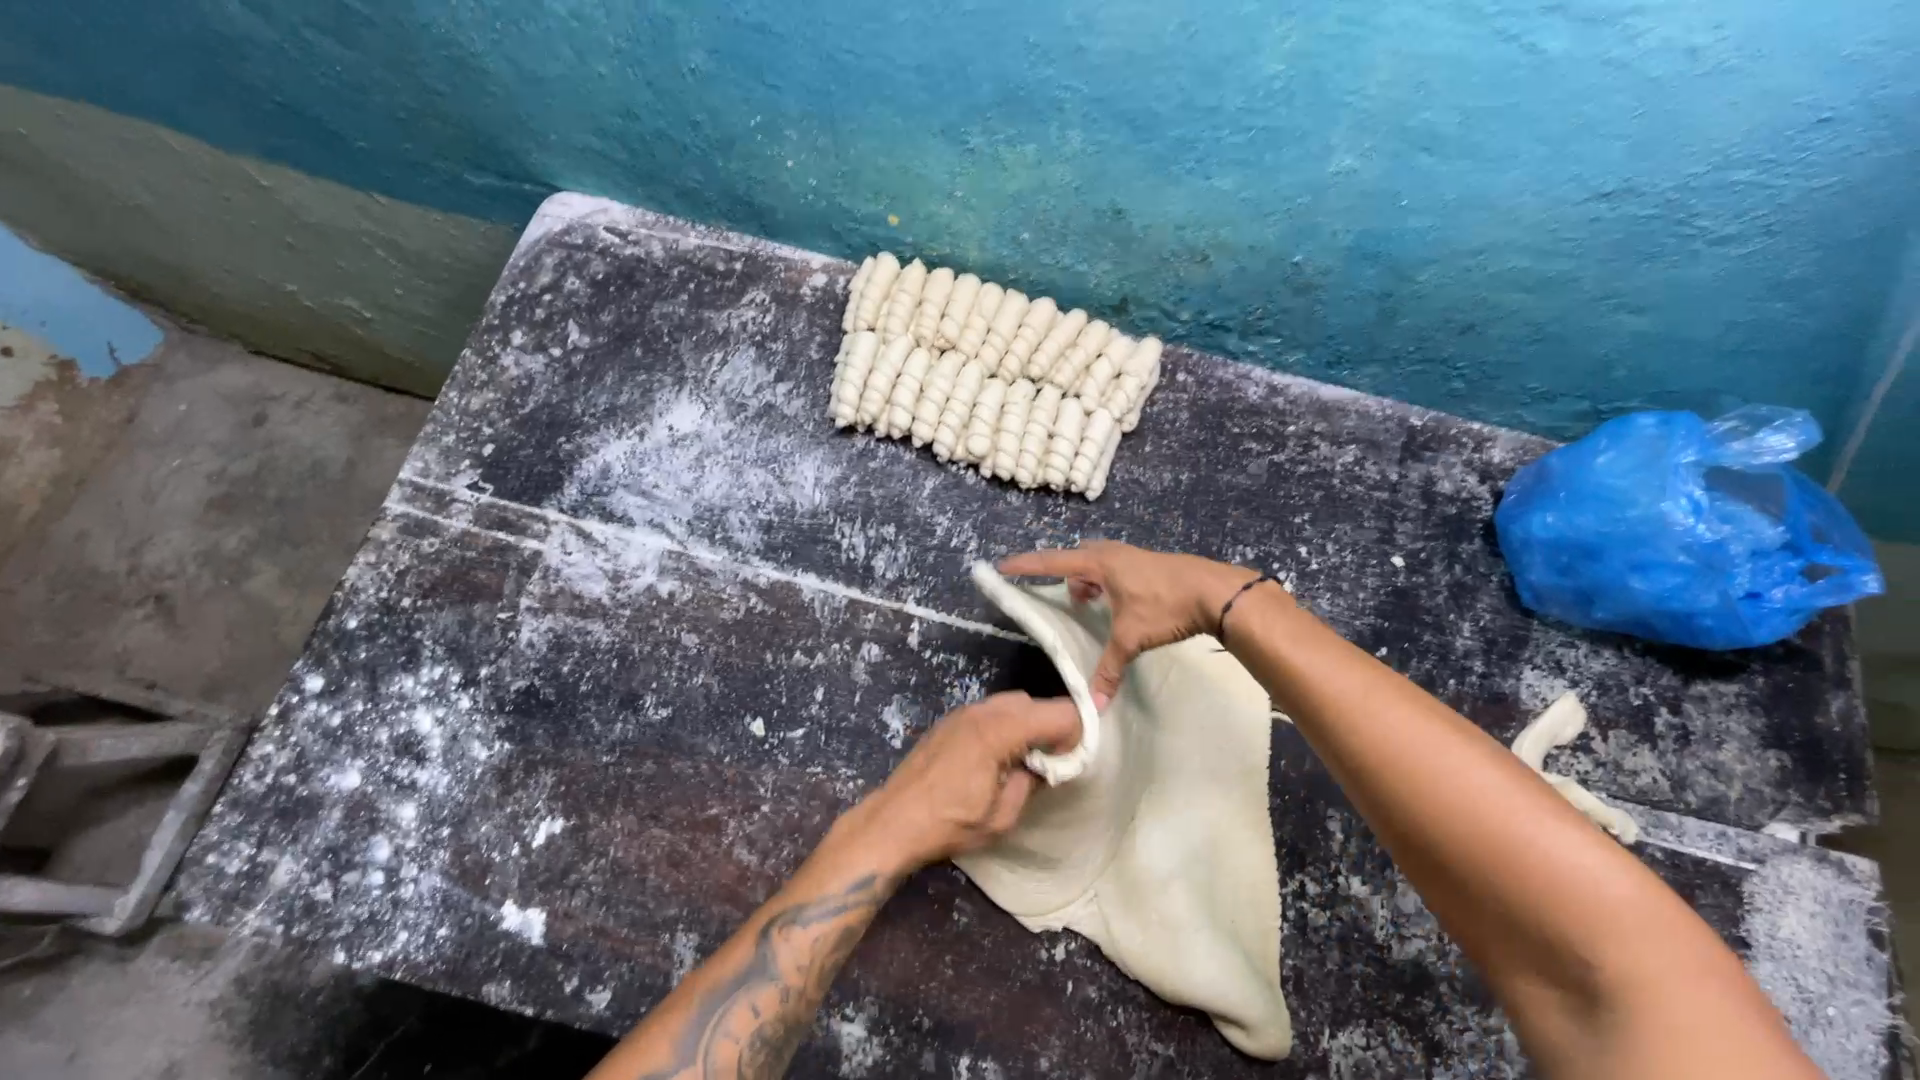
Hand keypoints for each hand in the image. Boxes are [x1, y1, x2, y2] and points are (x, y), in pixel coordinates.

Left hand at [847, 693, 1080, 871]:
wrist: (894, 820)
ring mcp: (963, 712)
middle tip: (1055, 761)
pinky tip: (1000, 755)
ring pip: (1012, 703)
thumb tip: (1048, 765)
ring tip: (1028, 759)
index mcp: (998, 731)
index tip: (1073, 760)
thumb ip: (1033, 781)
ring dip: (1028, 724)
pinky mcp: (951, 720)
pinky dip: (1006, 725)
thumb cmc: (949, 823)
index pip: (1058, 712)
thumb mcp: (1003, 815)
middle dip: (1052, 726)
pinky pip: (991, 711)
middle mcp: (982, 711)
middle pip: (1035, 702)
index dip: (1075, 732)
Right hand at [1000, 541, 1272, 704]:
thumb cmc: (1167, 606)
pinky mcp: (1146, 564)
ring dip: (1085, 578)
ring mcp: (1131, 555)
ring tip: (1086, 602)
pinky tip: (1113, 603)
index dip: (1025, 565)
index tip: (1001, 565)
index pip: (1052, 562)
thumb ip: (1109, 668)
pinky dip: (1103, 581)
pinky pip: (1111, 567)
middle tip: (1052, 594)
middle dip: (1059, 573)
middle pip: (1073, 557)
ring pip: (1095, 561)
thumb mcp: (1132, 638)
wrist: (1216, 592)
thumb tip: (1093, 705)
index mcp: (1100, 563)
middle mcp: (1111, 553)